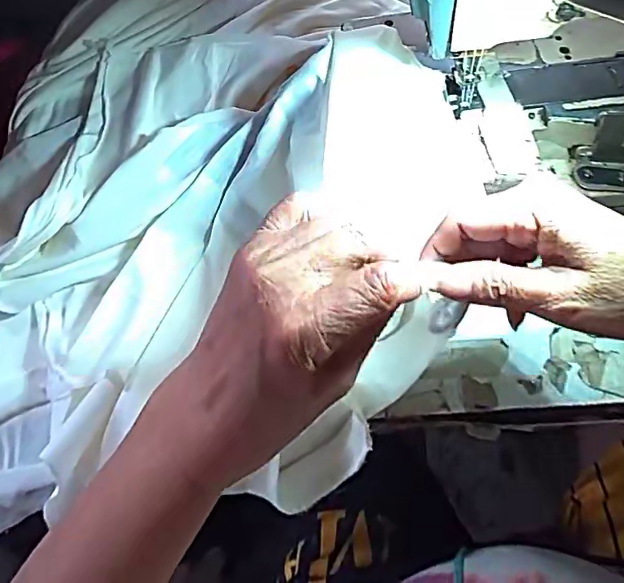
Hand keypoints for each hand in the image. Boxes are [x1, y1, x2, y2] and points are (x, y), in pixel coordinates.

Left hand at [147, 192, 432, 490]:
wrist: (205, 407)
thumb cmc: (270, 413)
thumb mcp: (337, 382)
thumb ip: (369, 326)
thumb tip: (397, 288)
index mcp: (306, 324)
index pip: (378, 280)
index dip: (409, 278)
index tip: (418, 284)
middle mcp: (284, 279)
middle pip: (359, 241)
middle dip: (384, 259)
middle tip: (387, 281)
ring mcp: (264, 257)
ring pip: (334, 221)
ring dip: (357, 241)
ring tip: (357, 267)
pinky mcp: (251, 247)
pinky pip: (297, 209)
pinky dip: (321, 218)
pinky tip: (328, 241)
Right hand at [423, 174, 623, 340]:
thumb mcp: (558, 297)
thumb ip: (493, 286)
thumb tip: (440, 282)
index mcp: (531, 203)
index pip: (460, 219)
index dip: (435, 253)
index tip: (422, 289)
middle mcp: (532, 199)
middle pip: (472, 229)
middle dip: (457, 268)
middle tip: (447, 310)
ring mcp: (542, 213)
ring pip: (489, 242)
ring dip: (482, 277)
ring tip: (480, 313)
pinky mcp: (551, 229)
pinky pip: (511, 249)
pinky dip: (504, 276)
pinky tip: (509, 307)